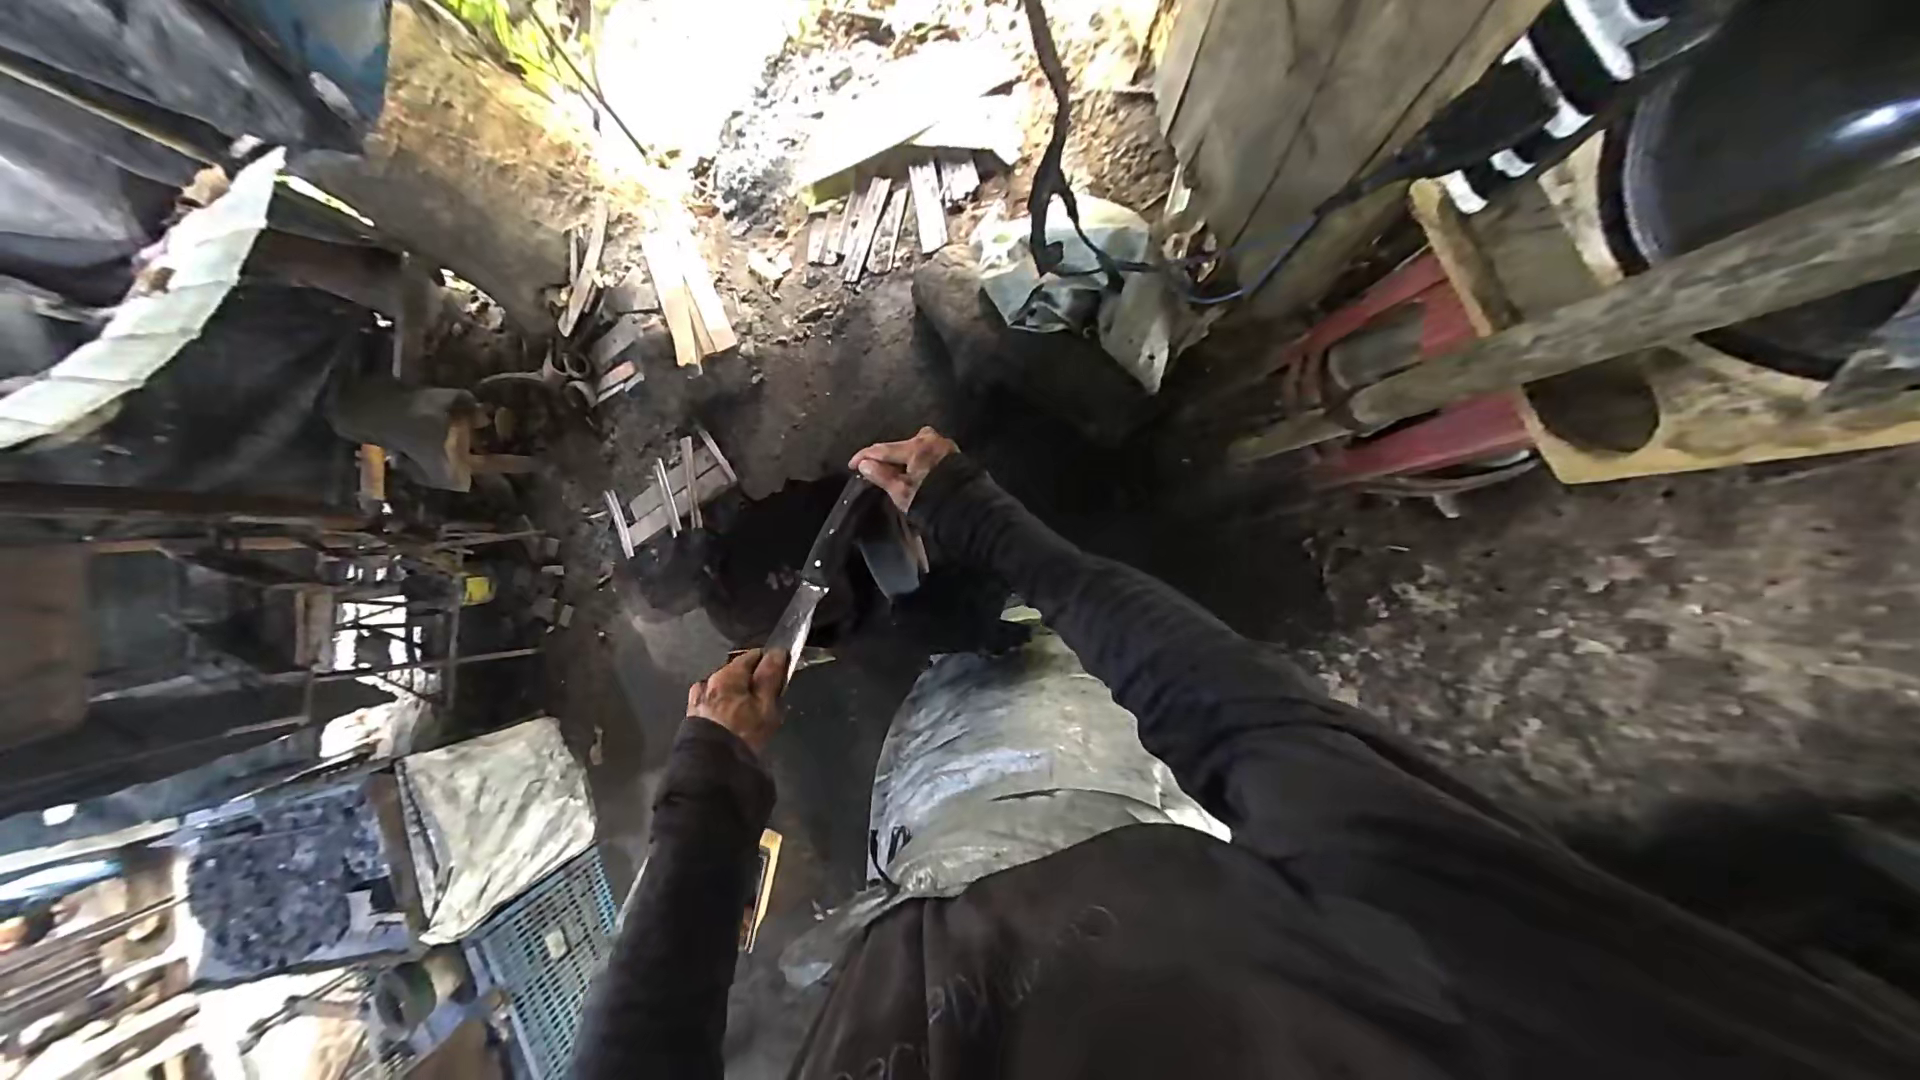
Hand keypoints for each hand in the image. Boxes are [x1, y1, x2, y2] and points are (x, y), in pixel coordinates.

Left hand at [687, 648, 788, 753]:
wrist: (709, 768)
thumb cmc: (743, 733)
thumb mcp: (766, 704)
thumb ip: (771, 675)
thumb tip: (777, 652)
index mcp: (728, 673)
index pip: (755, 655)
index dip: (771, 663)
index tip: (782, 678)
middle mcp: (709, 680)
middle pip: (739, 672)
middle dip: (754, 680)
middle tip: (771, 699)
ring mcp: (698, 699)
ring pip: (727, 689)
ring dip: (740, 695)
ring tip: (753, 715)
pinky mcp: (694, 718)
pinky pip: (716, 705)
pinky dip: (727, 708)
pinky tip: (734, 722)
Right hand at [848, 427, 958, 511]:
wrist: (970, 512)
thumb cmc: (932, 502)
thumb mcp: (902, 492)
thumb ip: (882, 475)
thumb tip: (865, 464)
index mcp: (917, 447)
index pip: (884, 449)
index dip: (865, 456)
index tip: (852, 465)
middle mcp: (932, 440)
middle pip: (901, 446)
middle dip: (885, 456)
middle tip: (873, 470)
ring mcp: (945, 447)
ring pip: (916, 448)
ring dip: (903, 457)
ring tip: (894, 472)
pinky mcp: (954, 456)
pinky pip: (929, 453)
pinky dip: (918, 460)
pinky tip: (914, 471)